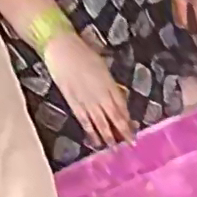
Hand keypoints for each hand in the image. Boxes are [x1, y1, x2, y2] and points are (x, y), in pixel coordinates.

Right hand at [41, 31, 134, 146]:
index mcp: (110, 85)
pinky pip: (85, 122)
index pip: (122, 108)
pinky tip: (96, 142)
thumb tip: (119, 98)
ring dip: (109, 137)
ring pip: (101, 123)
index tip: (134, 132)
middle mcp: (101, 95)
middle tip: (130, 144)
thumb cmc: (83, 54)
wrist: (62, 48)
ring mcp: (88, 101)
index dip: (128, 122)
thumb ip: (111, 85)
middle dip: (123, 132)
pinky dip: (91, 133)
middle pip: (115, 118)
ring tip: (115, 148)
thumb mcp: (103, 68)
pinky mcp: (74, 103)